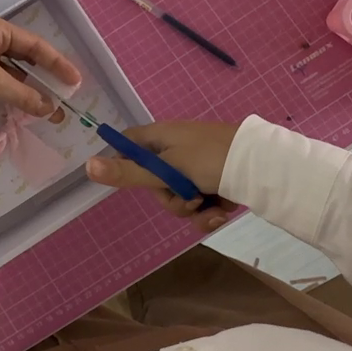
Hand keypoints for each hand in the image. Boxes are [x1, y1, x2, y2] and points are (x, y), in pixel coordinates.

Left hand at [0, 16, 80, 119]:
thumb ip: (23, 94)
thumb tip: (50, 109)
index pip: (34, 44)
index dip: (56, 62)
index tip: (74, 80)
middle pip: (25, 56)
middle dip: (45, 77)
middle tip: (65, 95)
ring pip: (13, 70)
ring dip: (30, 88)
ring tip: (49, 108)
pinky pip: (1, 79)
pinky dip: (15, 91)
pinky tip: (27, 105)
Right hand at [86, 121, 241, 232]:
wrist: (265, 166)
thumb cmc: (211, 159)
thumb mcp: (166, 169)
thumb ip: (127, 173)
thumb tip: (86, 166)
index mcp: (159, 137)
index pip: (127, 145)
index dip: (122, 164)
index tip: (130, 181)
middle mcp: (175, 150)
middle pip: (153, 180)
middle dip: (169, 198)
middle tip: (187, 199)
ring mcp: (195, 166)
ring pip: (177, 196)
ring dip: (192, 210)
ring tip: (211, 208)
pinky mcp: (214, 182)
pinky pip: (199, 203)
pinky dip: (209, 211)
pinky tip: (223, 213)